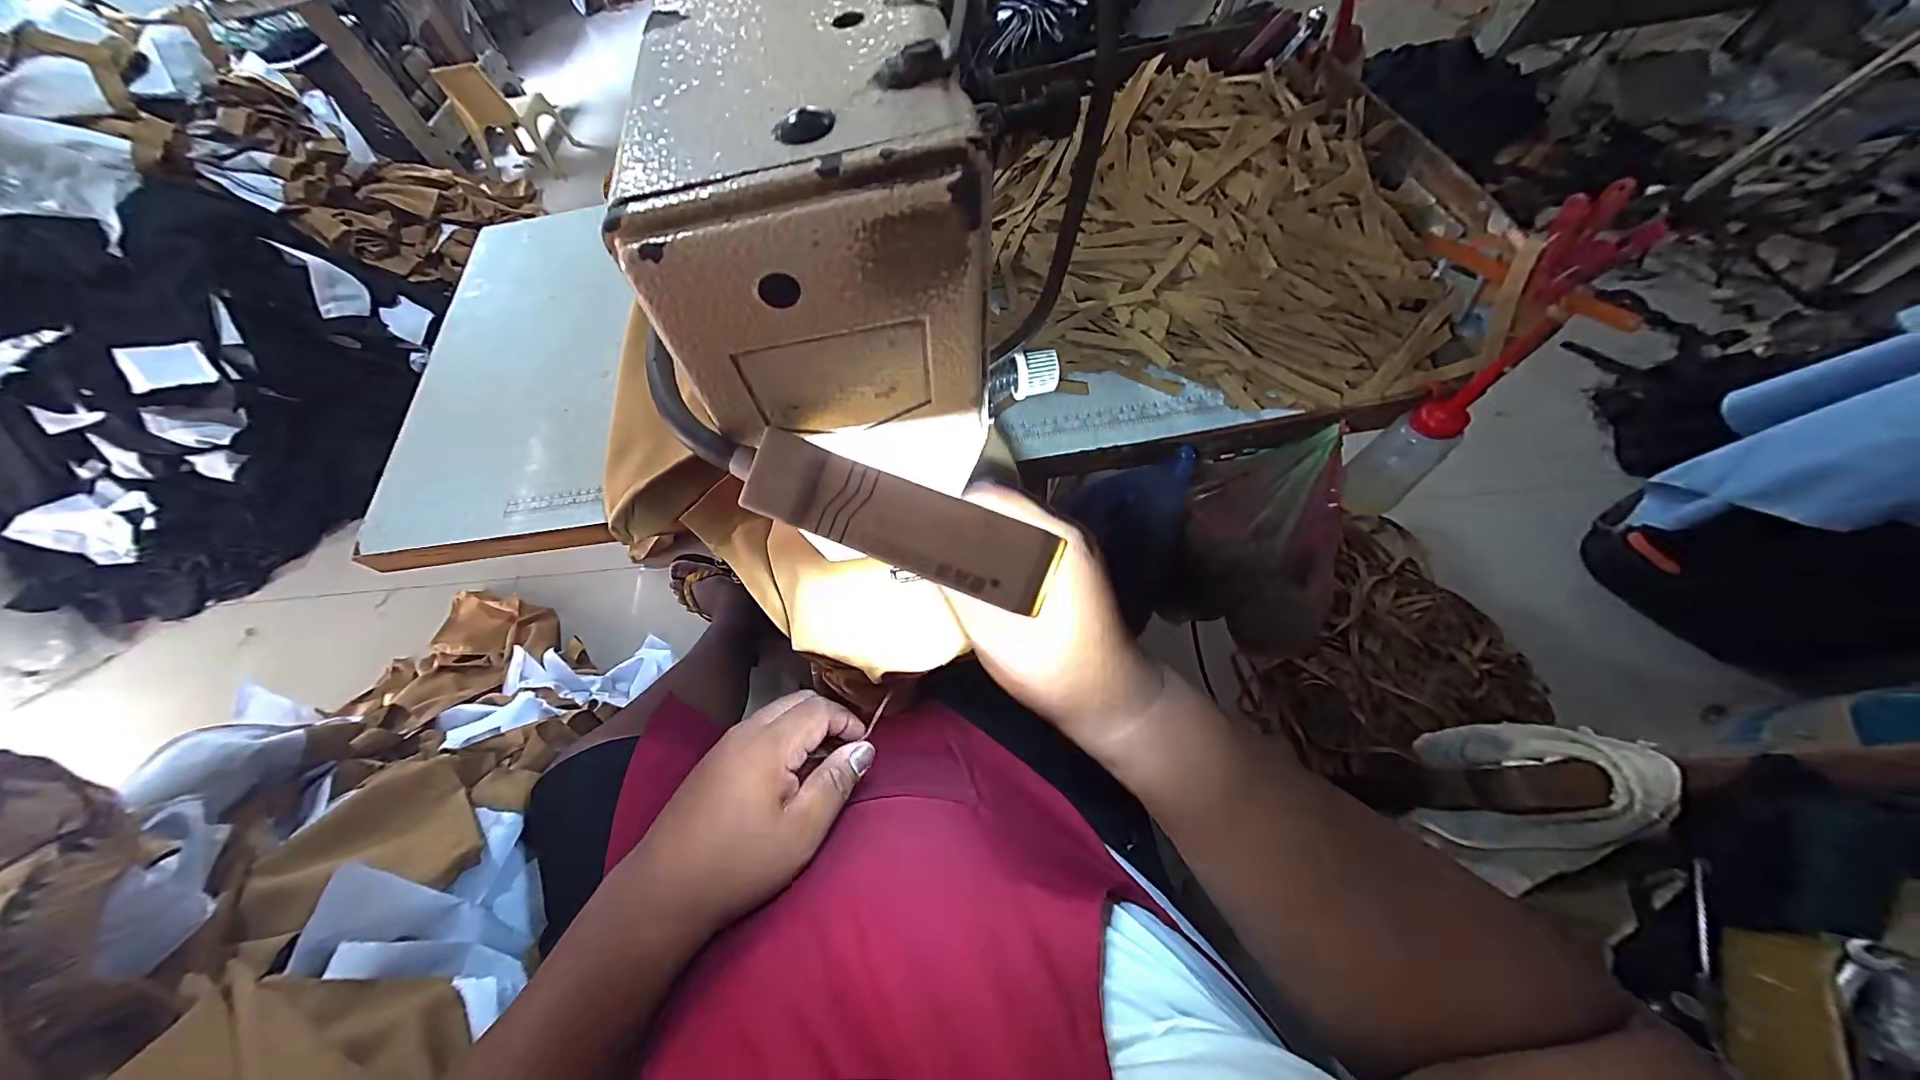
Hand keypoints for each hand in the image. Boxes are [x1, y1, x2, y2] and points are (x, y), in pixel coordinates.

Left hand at [616, 691, 874, 935]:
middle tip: (848, 751)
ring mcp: (724, 744)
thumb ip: (835, 781)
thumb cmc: (741, 863)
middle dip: (829, 717)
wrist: (663, 891)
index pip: (819, 707)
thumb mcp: (802, 829)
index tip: (866, 747)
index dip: (849, 720)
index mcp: (767, 743)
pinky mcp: (713, 761)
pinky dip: (785, 737)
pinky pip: (759, 730)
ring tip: (823, 764)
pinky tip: (789, 775)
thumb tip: (864, 747)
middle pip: (797, 701)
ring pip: (777, 713)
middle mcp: (744, 731)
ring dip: (806, 727)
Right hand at [939, 485, 1167, 756]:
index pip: (990, 497)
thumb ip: (960, 586)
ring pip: (1009, 524)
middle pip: (999, 506)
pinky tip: (971, 575)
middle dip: (955, 519)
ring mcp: (1070, 549)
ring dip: (973, 535)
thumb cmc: (1057, 672)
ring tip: (937, 556)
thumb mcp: (997, 634)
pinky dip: (992, 550)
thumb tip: (923, 549)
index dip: (947, 506)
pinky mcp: (1066, 566)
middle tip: (918, 541)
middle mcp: (1066, 533)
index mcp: (1054, 541)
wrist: (1111, 701)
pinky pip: (1021, 543)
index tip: (915, 523)